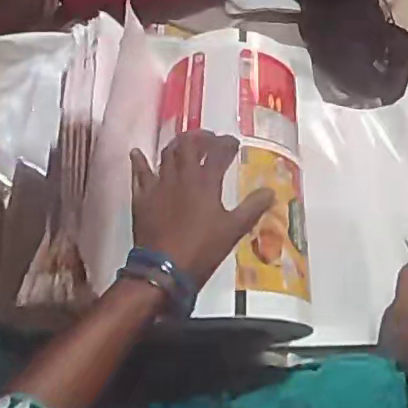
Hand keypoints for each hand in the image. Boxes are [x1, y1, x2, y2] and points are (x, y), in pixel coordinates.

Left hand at [129, 130, 273, 286]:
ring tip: (183, 145)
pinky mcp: (142, 196)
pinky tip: (136, 152)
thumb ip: (252, 208)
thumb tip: (270, 191)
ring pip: (166, 154)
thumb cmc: (202, 249)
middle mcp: (182, 176)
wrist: (163, 270)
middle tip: (208, 139)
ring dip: (176, 145)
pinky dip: (139, 161)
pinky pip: (139, 173)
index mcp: (205, 182)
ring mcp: (159, 184)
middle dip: (200, 137)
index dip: (227, 143)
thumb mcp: (233, 230)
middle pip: (189, 144)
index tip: (233, 142)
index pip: (218, 152)